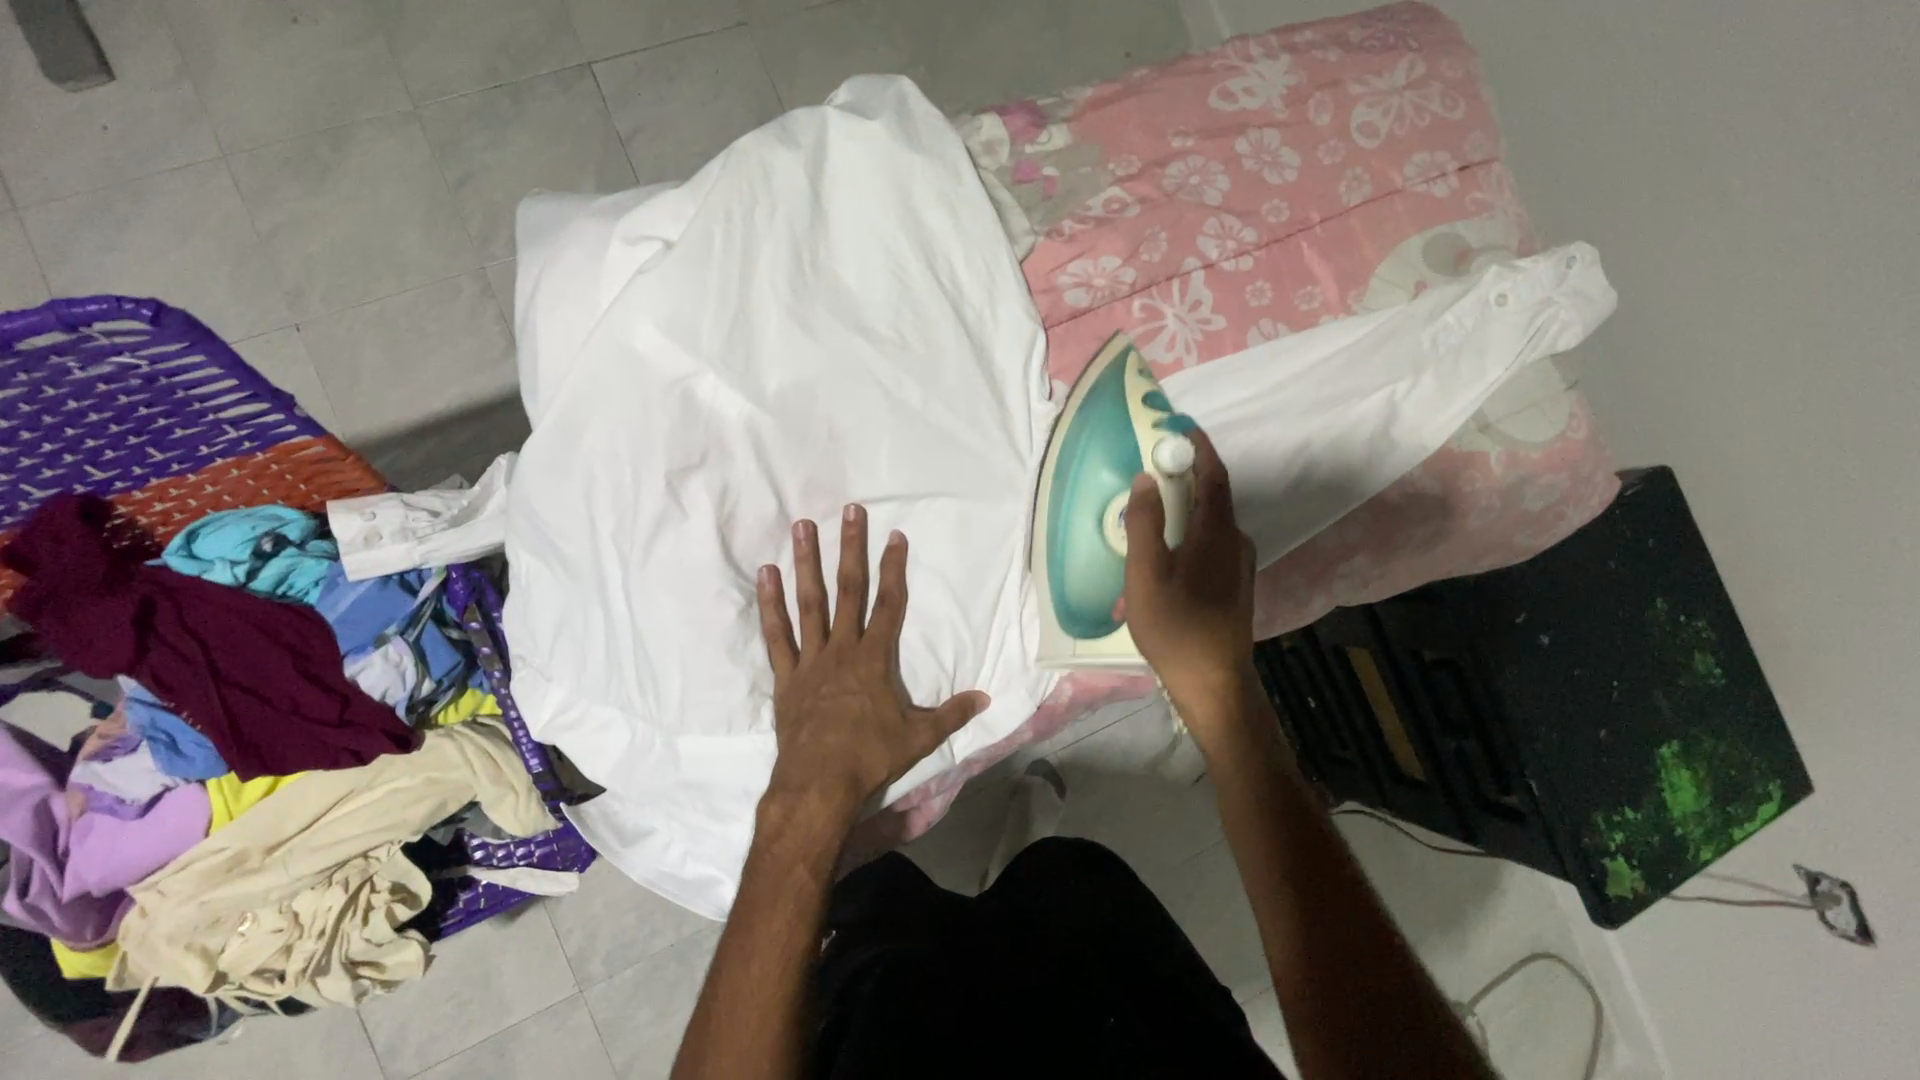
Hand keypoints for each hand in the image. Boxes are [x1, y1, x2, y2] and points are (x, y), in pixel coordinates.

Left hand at [757, 506, 990, 820]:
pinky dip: (770, 604)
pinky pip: (776, 634)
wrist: (819, 782)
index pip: (890, 603)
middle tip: (850, 511)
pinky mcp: (786, 675)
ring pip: (808, 602)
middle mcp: (842, 649)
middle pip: (849, 590)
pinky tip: (766, 574)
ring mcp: (811, 659)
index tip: (895, 536)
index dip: (894, 568)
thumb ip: (952, 713)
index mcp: (875, 658)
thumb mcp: (920, 736)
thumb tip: (985, 698)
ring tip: (803, 526)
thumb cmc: (872, 756)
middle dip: (851, 548)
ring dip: (807, 562)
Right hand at [1123, 429, 1258, 734]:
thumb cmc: (1175, 630)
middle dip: (1184, 476)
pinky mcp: (1235, 584)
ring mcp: (1239, 565)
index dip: (1198, 447)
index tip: (1178, 426)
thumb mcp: (1146, 577)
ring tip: (1149, 517)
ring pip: (1210, 523)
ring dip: (1183, 510)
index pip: (1213, 475)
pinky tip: (1163, 557)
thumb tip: (1146, 480)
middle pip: (1212, 496)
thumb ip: (1144, 525)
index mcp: (1217, 534)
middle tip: (1151, 468)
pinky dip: (1188, 534)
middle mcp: (1236, 542)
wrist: (1214, 684)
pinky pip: (1211, 543)